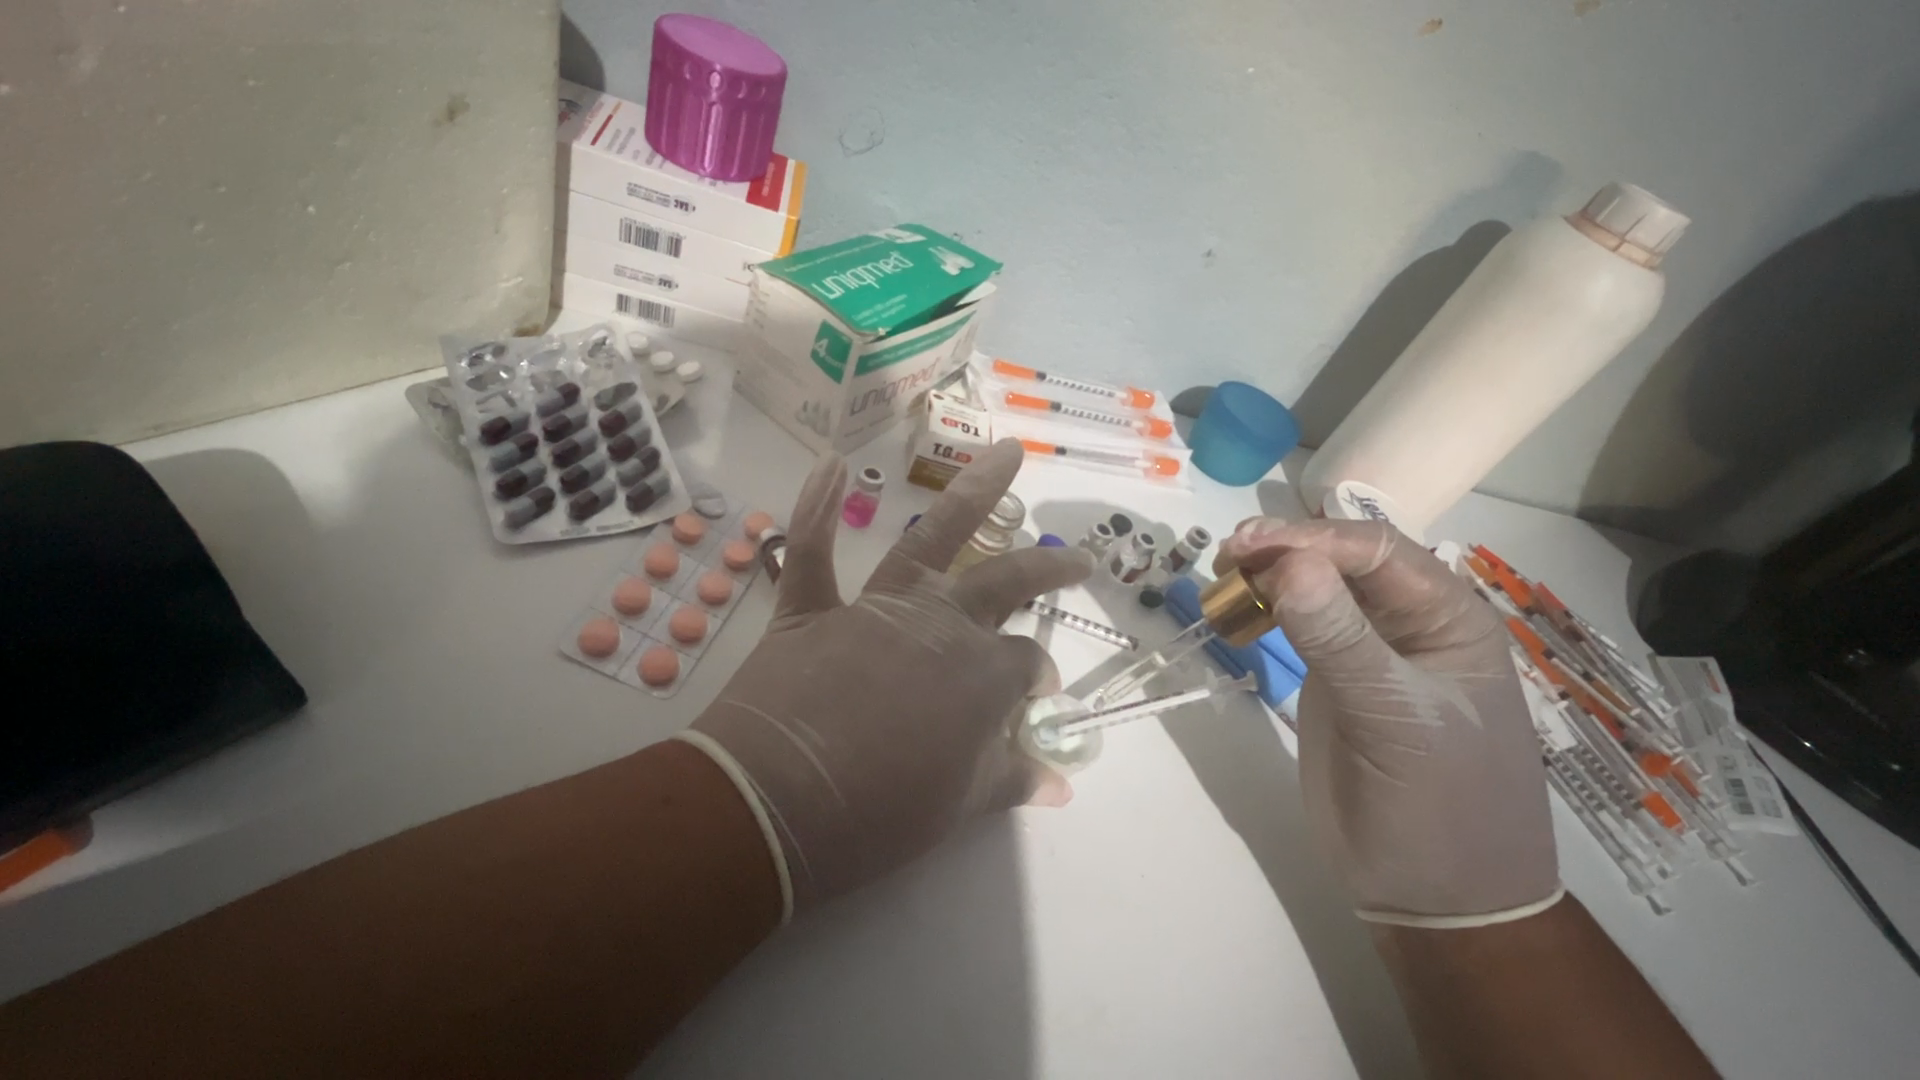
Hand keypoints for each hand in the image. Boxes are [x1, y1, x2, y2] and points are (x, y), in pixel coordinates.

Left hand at [678, 440, 1094, 918]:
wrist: (778, 807)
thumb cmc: (880, 813)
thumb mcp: (960, 805)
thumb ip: (1011, 779)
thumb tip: (1061, 782)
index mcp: (982, 674)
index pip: (1026, 664)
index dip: (1037, 679)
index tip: (1038, 698)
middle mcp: (940, 625)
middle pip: (1006, 583)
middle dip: (1047, 570)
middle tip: (1079, 561)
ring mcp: (876, 609)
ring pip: (930, 537)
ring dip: (971, 491)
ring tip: (1005, 453)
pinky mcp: (811, 611)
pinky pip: (812, 550)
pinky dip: (816, 507)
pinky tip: (834, 463)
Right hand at [1215, 519, 1560, 927]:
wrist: (1435, 897)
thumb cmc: (1438, 806)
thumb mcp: (1394, 718)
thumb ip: (1341, 641)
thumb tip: (1289, 564)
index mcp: (1449, 620)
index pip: (1378, 552)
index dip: (1312, 539)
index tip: (1248, 547)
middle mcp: (1412, 624)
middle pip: (1343, 562)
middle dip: (1286, 552)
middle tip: (1226, 560)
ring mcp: (1371, 652)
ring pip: (1317, 590)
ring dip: (1270, 579)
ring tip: (1223, 583)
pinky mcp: (1337, 680)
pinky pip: (1301, 628)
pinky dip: (1267, 612)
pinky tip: (1239, 613)